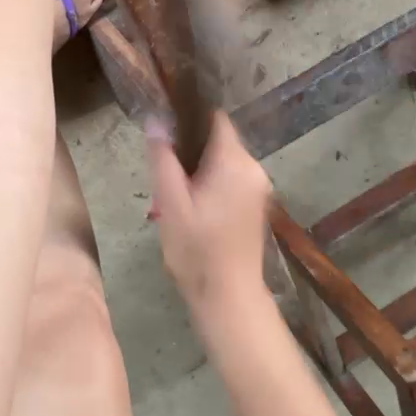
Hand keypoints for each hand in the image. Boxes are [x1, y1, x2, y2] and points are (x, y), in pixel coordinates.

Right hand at [149, 112, 273, 316]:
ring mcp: (258, 188)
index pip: (215, 119)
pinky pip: (230, 179)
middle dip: (190, 151)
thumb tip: (156, 120)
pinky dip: (211, 184)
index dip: (189, 117)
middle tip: (163, 176)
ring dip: (198, 171)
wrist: (230, 297)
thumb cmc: (197, 251)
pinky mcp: (256, 205)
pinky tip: (192, 208)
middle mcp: (254, 168)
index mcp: (235, 162)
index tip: (166, 129)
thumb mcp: (171, 203)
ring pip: (223, 161)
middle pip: (218, 141)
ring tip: (173, 196)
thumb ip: (163, 159)